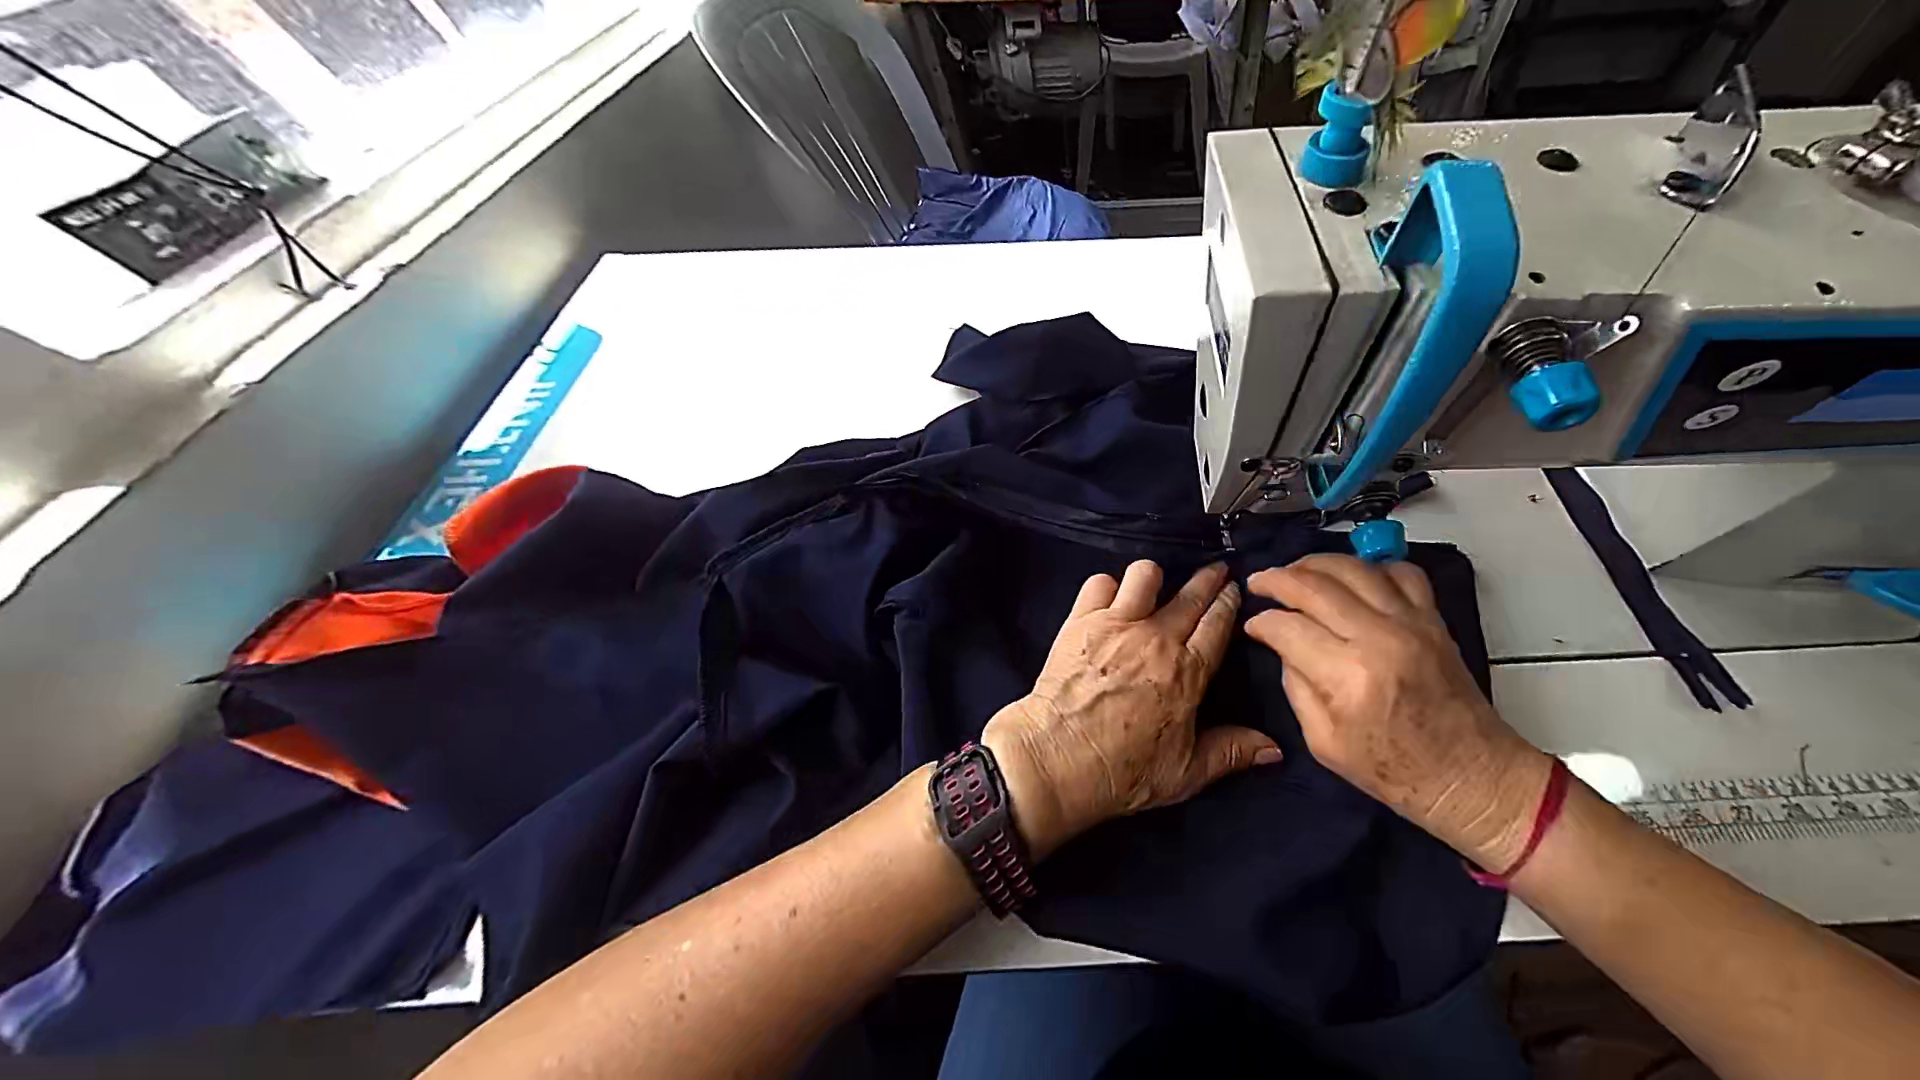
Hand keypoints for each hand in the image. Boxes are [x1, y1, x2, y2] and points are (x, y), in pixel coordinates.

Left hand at [980, 561, 1281, 857]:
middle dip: (1207, 579)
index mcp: (1187, 673)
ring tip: (1154, 586)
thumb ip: (1231, 752)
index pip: (1217, 626)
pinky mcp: (1080, 622)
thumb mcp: (1186, 773)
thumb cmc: (1124, 771)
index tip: (1234, 589)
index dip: (1228, 603)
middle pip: (1190, 596)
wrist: (1058, 758)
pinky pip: (1098, 584)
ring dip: (1152, 578)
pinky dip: (1106, 587)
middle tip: (1216, 570)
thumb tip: (1275, 748)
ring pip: (1144, 576)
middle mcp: (1156, 639)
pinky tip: (1109, 599)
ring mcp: (1116, 625)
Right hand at [1242, 554, 1553, 871]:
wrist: (1470, 777)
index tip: (1251, 627)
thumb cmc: (1391, 769)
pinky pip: (1400, 571)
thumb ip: (1296, 686)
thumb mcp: (1321, 740)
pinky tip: (1351, 580)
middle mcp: (1380, 639)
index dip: (1260, 622)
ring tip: (1295, 573)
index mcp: (1347, 676)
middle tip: (1258, 583)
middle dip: (1276, 579)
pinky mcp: (1434, 620)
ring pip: (1353, 568)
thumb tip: (1283, 646)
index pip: (1286, 626)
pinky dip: (1369, 567)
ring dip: (1314, 564)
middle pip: (1314, 585)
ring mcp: (1412, 624)